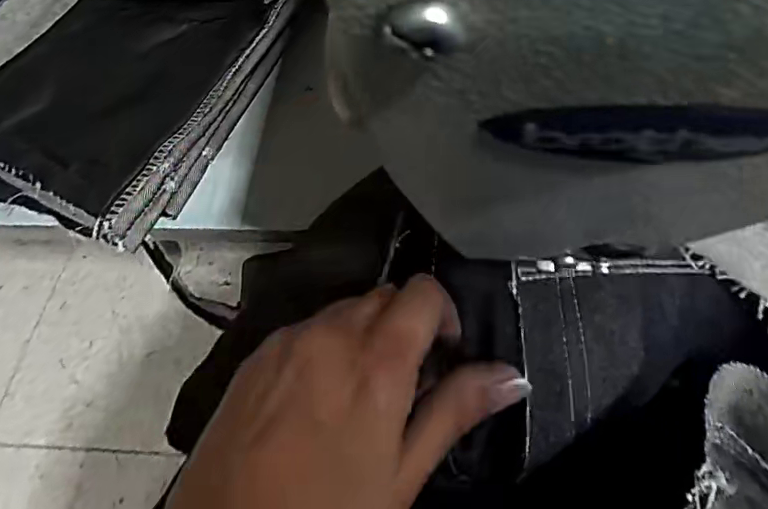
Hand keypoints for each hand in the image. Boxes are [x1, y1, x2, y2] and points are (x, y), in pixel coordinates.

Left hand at [169, 275, 529, 508]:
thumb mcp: (401, 477)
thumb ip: (456, 411)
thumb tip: (513, 375)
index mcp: (377, 360)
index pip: (424, 291)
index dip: (442, 315)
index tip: (441, 356)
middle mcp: (333, 332)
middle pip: (386, 296)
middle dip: (403, 327)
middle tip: (402, 385)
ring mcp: (289, 340)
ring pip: (346, 308)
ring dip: (363, 334)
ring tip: (354, 397)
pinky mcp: (254, 355)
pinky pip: (307, 328)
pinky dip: (323, 346)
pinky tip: (311, 403)